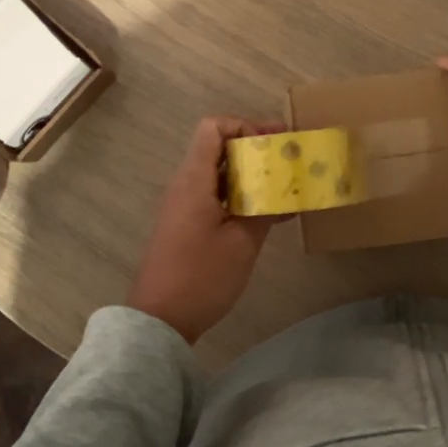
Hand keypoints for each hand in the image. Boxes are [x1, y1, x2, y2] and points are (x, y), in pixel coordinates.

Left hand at [126, 117, 284, 342]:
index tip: (273, 142)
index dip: (244, 125)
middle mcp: (186, 183)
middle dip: (255, 147)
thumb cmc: (200, 276)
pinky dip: (241, 194)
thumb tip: (288, 192)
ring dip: (251, 172)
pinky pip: (216, 194)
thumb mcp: (242, 243)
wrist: (159, 321)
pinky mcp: (186, 224)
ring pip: (220, 171)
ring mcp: (184, 204)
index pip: (214, 126)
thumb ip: (265, 210)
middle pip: (219, 146)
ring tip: (285, 183)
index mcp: (195, 179)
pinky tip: (268, 211)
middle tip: (288, 158)